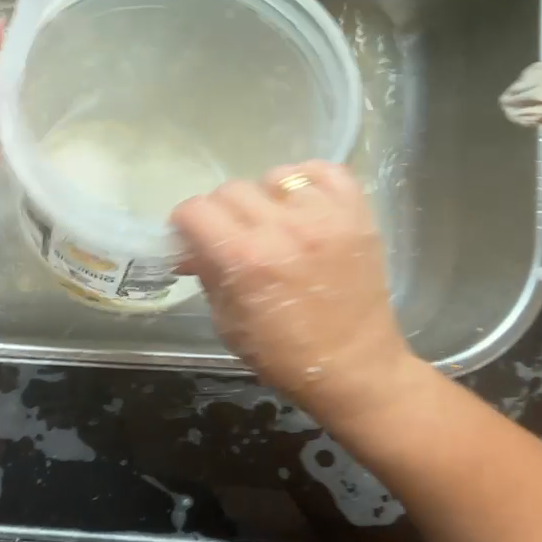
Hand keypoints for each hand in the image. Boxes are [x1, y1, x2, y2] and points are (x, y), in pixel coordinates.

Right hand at [172, 161, 423, 426]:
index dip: (184, 223)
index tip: (188, 237)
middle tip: (227, 237)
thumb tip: (189, 249)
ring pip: (275, 177)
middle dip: (219, 213)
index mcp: (245, 259)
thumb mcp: (227, 321)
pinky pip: (325, 173)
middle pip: (231, 190)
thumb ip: (208, 274)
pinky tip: (302, 206)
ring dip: (264, 197)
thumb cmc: (282, 355)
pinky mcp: (357, 216)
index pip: (196, 210)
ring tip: (271, 223)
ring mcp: (325, 218)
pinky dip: (307, 182)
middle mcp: (283, 229)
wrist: (354, 369)